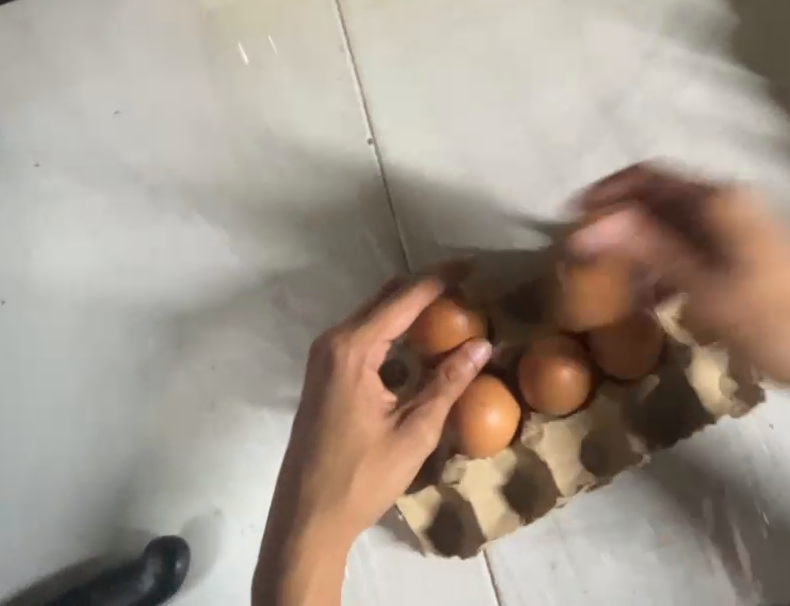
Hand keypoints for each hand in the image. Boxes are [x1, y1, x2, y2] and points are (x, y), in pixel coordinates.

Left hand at [255, 274, 491, 604]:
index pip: (405, 297)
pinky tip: (422, 342)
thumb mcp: (414, 432)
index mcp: (353, 349)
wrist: (306, 522)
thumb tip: (483, 344)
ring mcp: (325, 356)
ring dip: (411, 306)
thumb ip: (448, 382)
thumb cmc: (361, 478)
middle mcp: (334, 341)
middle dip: (428, 286)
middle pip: (387, 296)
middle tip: (468, 286)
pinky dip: (395, 327)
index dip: (442, 278)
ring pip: (375, 313)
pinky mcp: (325, 372)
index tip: (474, 266)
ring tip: (453, 309)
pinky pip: (365, 333)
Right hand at [567, 164, 789, 422]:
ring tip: (615, 280)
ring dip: (643, 244)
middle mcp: (730, 200)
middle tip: (588, 251)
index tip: (571, 215)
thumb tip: (588, 226)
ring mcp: (742, 223)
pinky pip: (695, 243)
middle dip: (621, 220)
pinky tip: (653, 296)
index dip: (606, 192)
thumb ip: (645, 249)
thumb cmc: (770, 324)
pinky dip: (668, 260)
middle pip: (660, 197)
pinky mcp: (748, 249)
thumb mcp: (701, 288)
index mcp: (720, 199)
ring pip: (676, 222)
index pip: (648, 177)